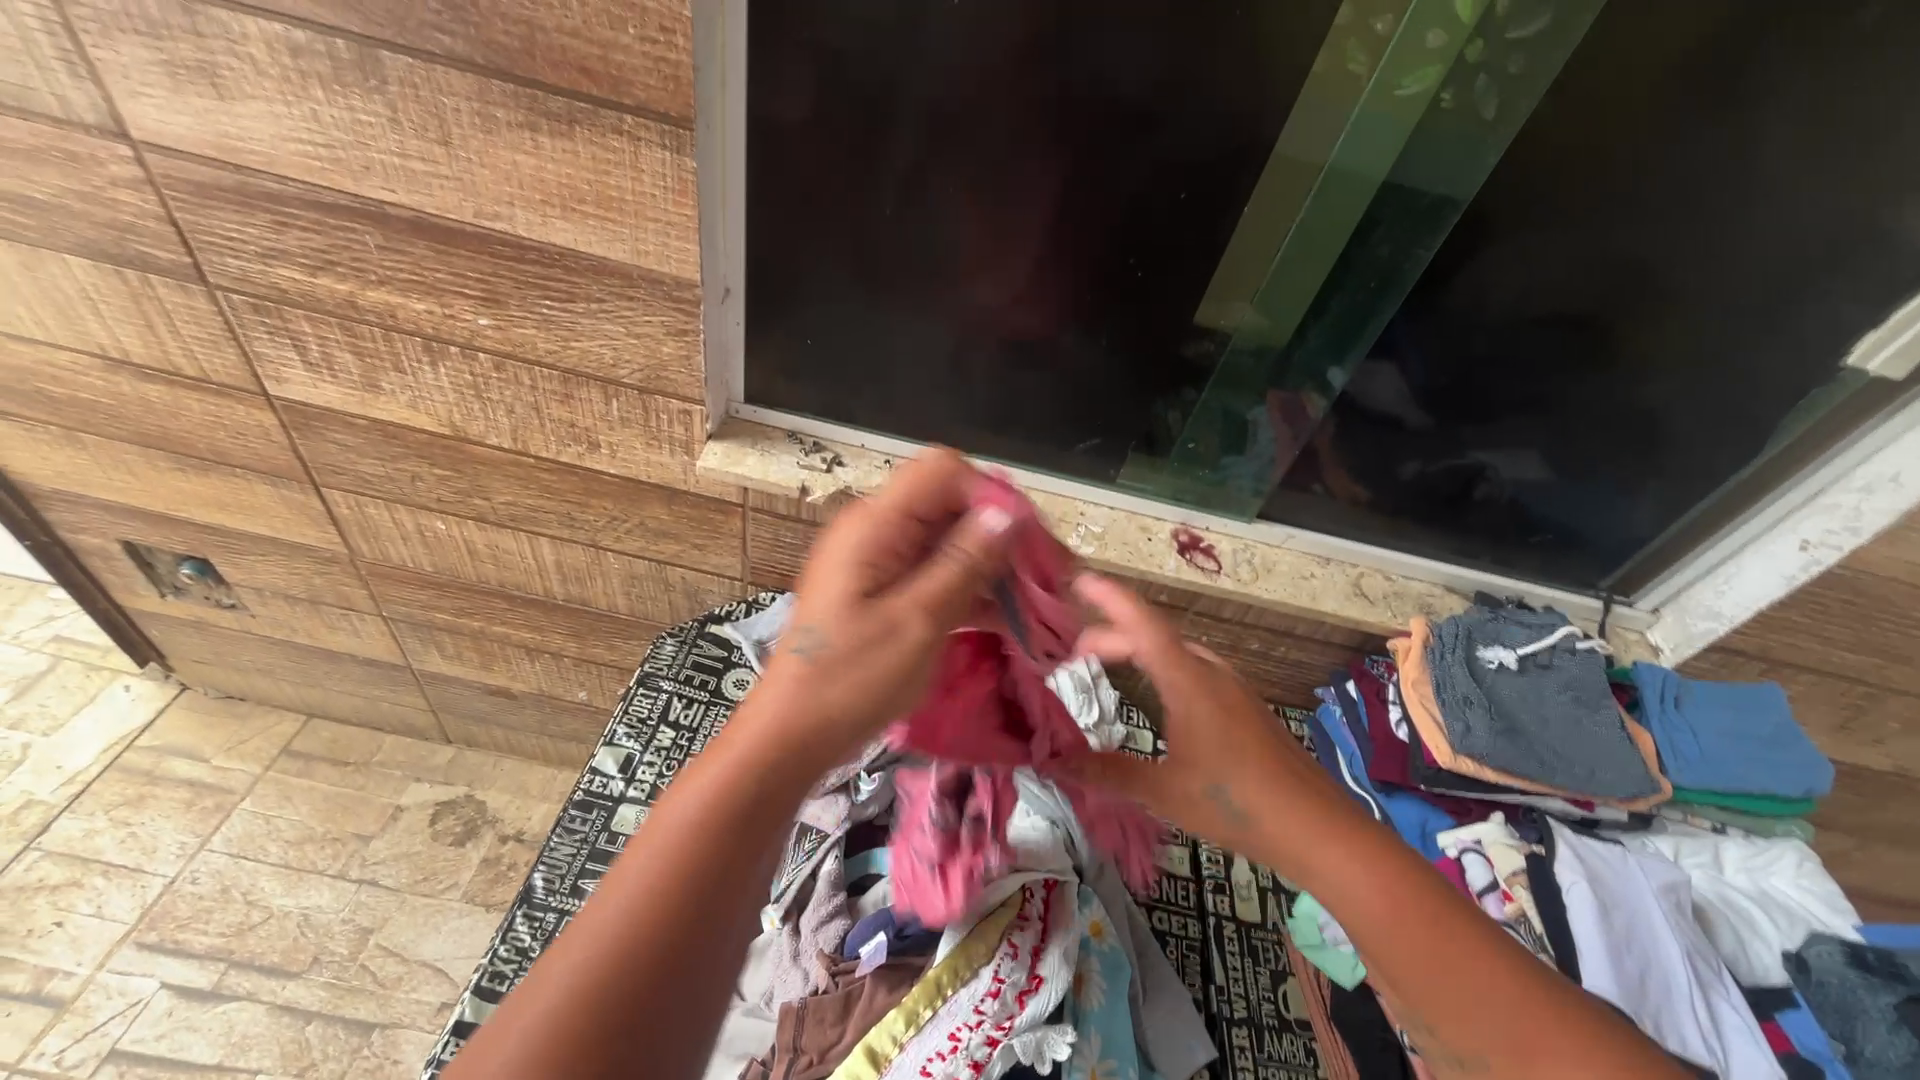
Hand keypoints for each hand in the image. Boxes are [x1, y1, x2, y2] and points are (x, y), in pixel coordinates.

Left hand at [747, 448, 1013, 771]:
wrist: (794, 735)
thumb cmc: (849, 679)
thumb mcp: (917, 621)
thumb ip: (964, 563)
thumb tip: (1009, 513)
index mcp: (877, 524)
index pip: (944, 472)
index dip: (992, 496)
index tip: (1030, 541)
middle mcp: (880, 532)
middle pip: (953, 506)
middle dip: (1004, 535)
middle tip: (1051, 577)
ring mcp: (883, 564)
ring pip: (952, 545)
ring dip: (996, 569)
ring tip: (1043, 604)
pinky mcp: (889, 595)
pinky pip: (940, 577)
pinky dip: (974, 593)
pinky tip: (1013, 622)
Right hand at [1050, 574, 1336, 854]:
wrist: (1315, 827)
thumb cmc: (1235, 803)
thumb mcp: (1163, 791)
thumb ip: (1107, 773)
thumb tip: (1054, 762)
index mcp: (1188, 682)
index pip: (1142, 624)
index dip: (1109, 598)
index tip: (1078, 581)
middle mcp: (1211, 674)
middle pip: (1154, 636)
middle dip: (1110, 637)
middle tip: (1072, 655)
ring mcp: (1233, 689)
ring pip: (1176, 653)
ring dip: (1138, 651)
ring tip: (1107, 667)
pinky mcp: (1245, 708)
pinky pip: (1193, 670)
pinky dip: (1161, 668)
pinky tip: (1157, 697)